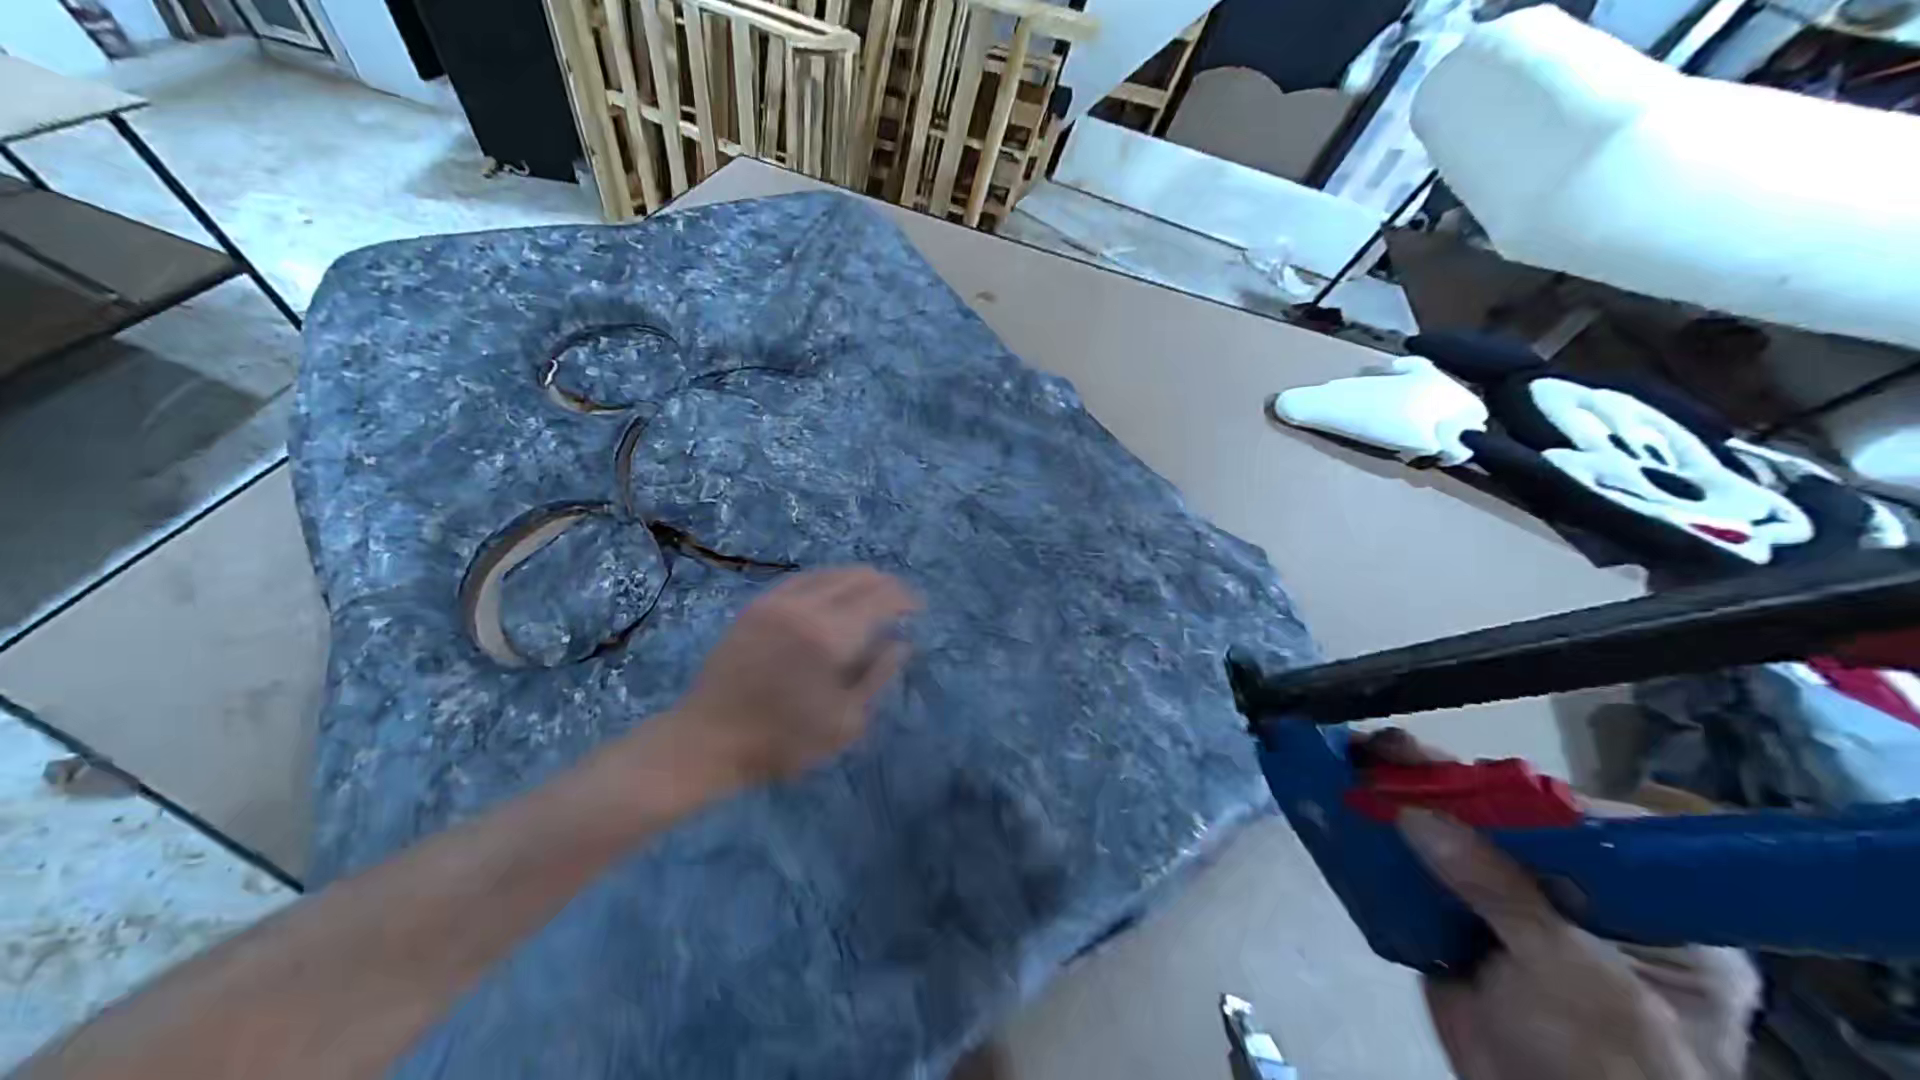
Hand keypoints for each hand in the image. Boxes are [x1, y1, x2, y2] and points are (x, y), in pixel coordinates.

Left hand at [662, 567, 919, 788]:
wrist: (708, 740)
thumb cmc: (784, 741)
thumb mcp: (845, 721)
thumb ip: (878, 676)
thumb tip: (902, 643)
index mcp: (832, 635)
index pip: (881, 598)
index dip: (905, 598)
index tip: (919, 608)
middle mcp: (806, 607)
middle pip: (857, 578)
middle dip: (884, 585)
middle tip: (899, 601)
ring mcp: (776, 602)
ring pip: (828, 573)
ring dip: (856, 579)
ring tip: (871, 594)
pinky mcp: (755, 606)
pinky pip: (799, 580)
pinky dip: (825, 581)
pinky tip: (831, 594)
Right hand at [1364, 731, 1759, 1079]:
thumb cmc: (1604, 1069)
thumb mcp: (1571, 978)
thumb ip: (1500, 891)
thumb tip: (1417, 814)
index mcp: (1653, 913)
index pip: (1585, 828)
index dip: (1517, 794)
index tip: (1457, 766)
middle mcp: (1586, 902)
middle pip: (1512, 829)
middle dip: (1448, 788)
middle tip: (1388, 748)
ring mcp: (1522, 916)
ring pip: (1462, 846)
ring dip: (1409, 805)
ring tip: (1359, 761)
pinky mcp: (1468, 931)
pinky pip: (1428, 878)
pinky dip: (1389, 847)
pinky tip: (1355, 809)